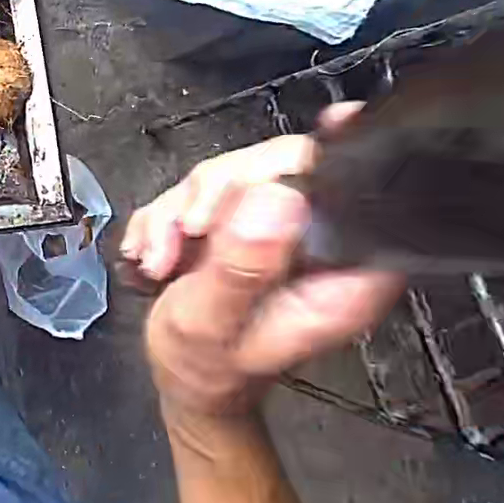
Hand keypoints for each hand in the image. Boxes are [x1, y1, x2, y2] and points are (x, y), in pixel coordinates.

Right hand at [122, 105, 402, 420]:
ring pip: (227, 175)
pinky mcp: (233, 222)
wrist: (183, 377)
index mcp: (339, 268)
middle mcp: (313, 239)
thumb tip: (274, 196)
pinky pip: (194, 192)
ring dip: (177, 212)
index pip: (351, 190)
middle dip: (214, 194)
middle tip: (186, 233)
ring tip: (159, 260)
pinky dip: (163, 218)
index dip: (331, 156)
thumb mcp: (214, 321)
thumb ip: (242, 266)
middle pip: (277, 166)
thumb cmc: (206, 364)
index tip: (326, 125)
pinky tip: (153, 252)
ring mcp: (269, 227)